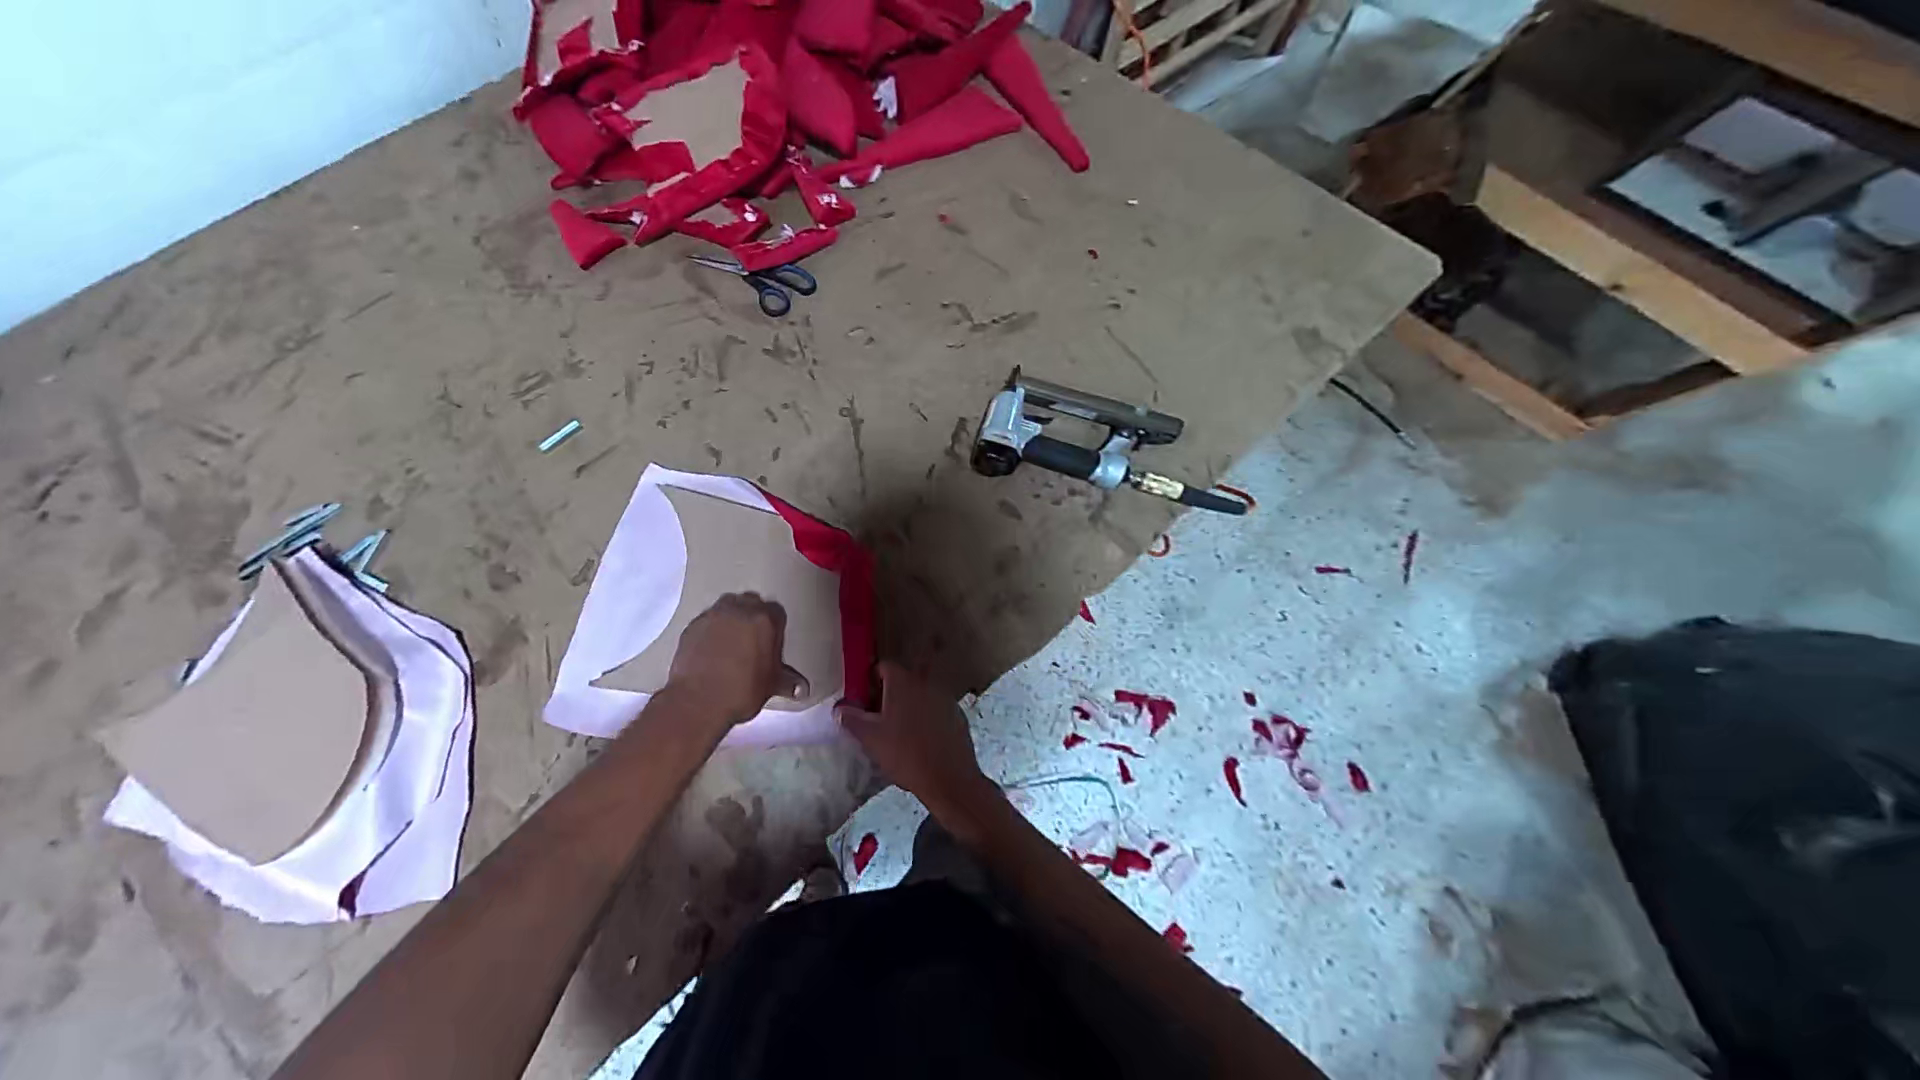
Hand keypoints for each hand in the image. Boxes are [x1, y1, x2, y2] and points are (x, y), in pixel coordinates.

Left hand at [663, 593, 806, 725]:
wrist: (697, 701)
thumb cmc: (742, 690)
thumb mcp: (771, 686)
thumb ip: (788, 682)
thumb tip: (802, 689)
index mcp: (765, 620)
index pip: (776, 612)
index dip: (775, 625)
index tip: (772, 640)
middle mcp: (739, 610)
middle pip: (751, 602)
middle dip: (753, 615)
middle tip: (753, 638)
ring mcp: (713, 616)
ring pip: (727, 607)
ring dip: (731, 618)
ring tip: (731, 640)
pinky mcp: (691, 626)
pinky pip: (706, 621)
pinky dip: (710, 630)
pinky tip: (711, 648)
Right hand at [836, 661, 995, 818]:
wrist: (949, 779)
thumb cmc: (905, 754)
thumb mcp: (870, 738)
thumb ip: (851, 718)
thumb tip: (839, 708)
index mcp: (903, 682)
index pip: (883, 667)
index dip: (869, 680)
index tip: (862, 700)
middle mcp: (926, 683)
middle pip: (902, 681)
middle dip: (887, 696)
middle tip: (876, 719)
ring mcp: (945, 698)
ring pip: (919, 696)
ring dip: (907, 707)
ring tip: (898, 732)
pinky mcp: (957, 715)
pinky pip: (935, 710)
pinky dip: (925, 718)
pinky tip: (920, 741)